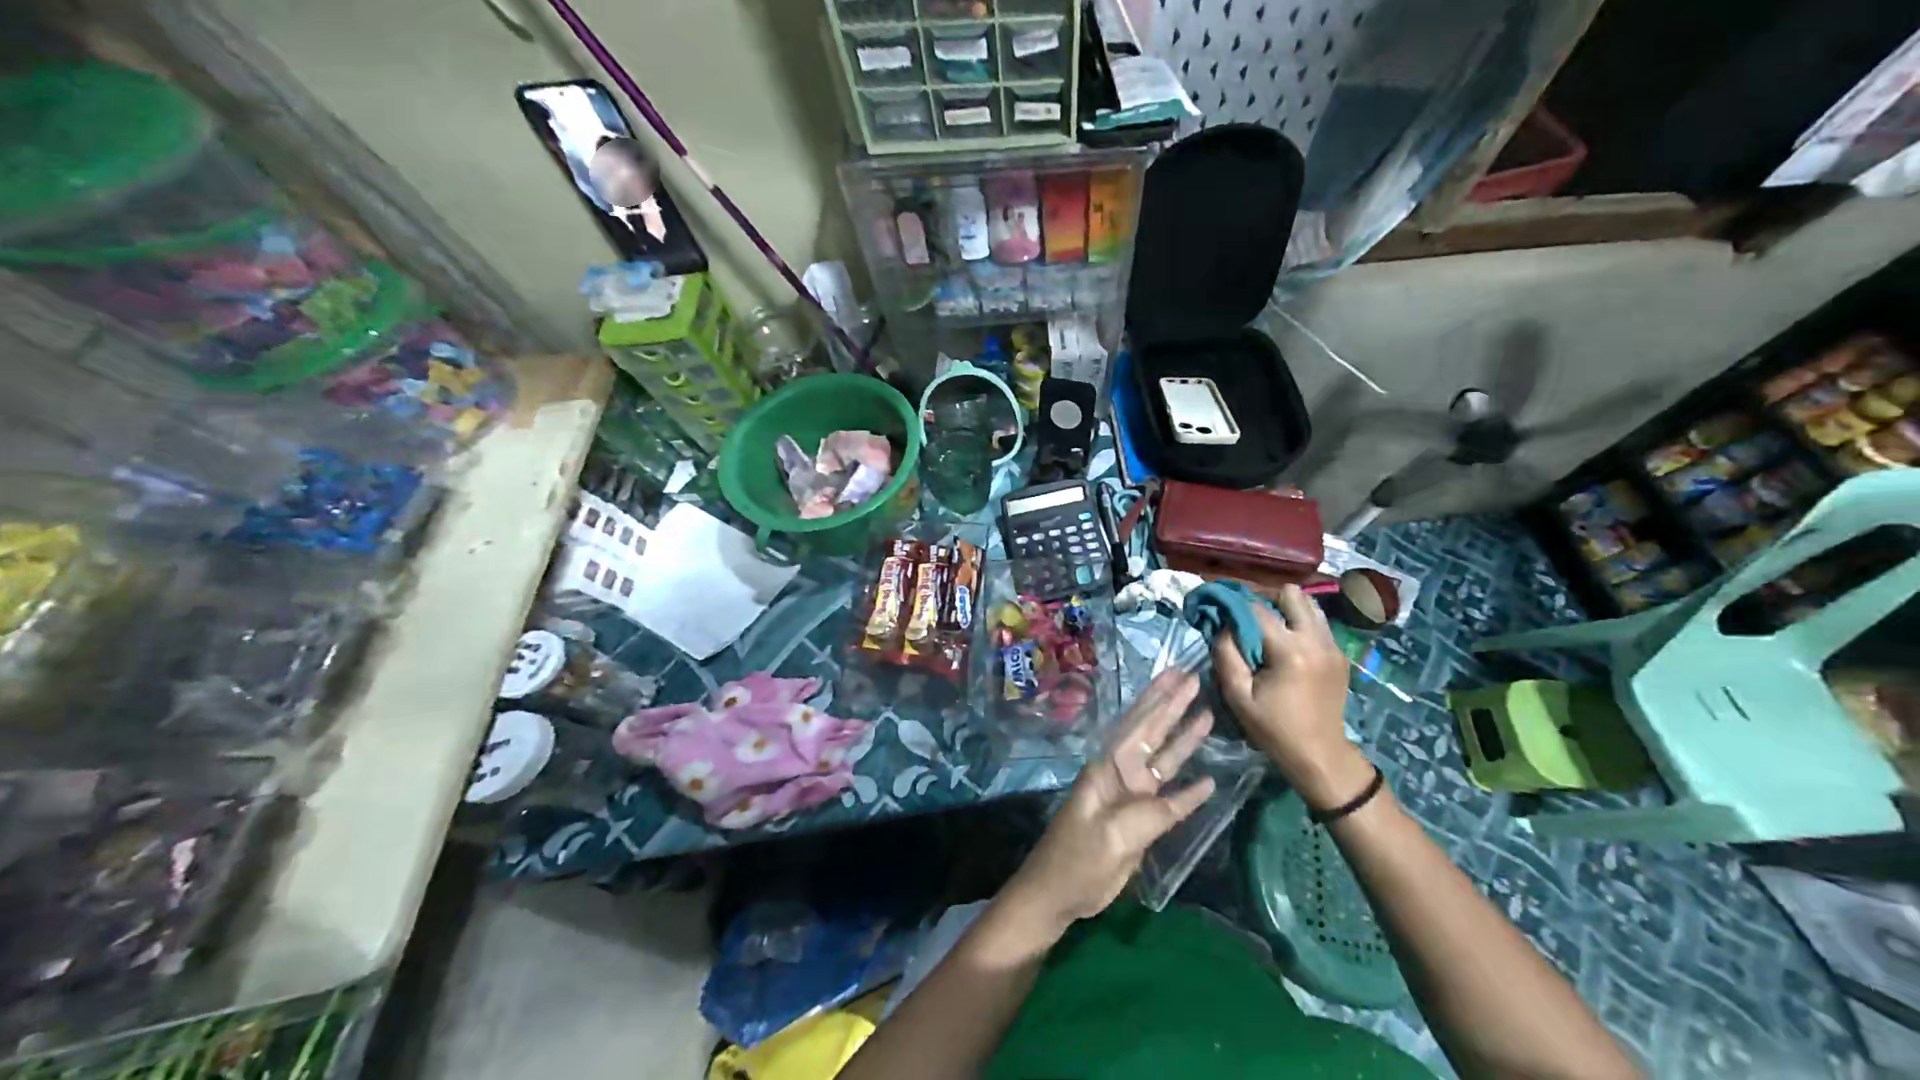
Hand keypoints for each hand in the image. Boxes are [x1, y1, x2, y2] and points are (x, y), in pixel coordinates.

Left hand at [996, 671, 1216, 942]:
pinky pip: (1171, 800)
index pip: (1138, 725)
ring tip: (1207, 712)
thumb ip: (1150, 815)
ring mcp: (1133, 797)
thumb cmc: (1077, 859)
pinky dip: (1189, 791)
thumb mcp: (1112, 836)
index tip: (1179, 675)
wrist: (1058, 893)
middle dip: (1172, 705)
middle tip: (1196, 678)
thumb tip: (1189, 794)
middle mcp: (1122, 774)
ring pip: (1163, 759)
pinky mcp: (1142, 820)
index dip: (1159, 699)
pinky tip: (1210, 779)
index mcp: (1108, 768)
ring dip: (1184, 737)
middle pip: (1152, 732)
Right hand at [1212, 584, 1372, 809]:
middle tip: (1245, 612)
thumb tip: (1223, 624)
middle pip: (1291, 594)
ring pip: (1309, 604)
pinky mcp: (1340, 654)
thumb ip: (1226, 654)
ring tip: (1265, 623)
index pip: (1257, 609)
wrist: (1320, 754)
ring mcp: (1333, 646)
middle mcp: (1316, 640)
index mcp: (1290, 651)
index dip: (1233, 601)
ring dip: (1284, 607)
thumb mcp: (1237, 695)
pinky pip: (1318, 622)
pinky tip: (1284, 641)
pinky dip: (1298, 622)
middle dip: (1264, 597)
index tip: (1215, 600)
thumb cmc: (1273, 728)